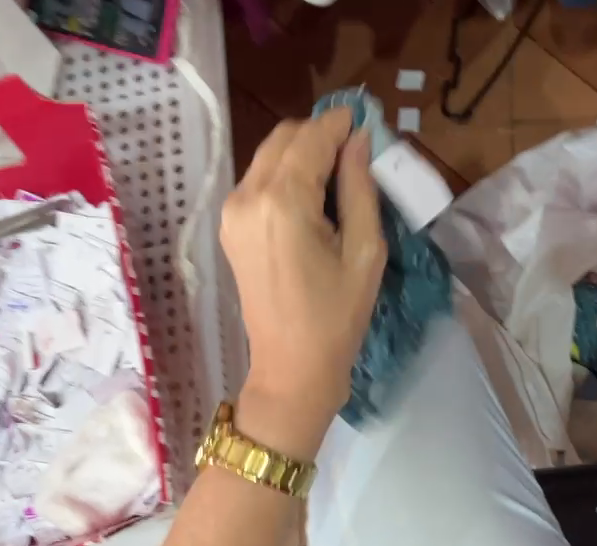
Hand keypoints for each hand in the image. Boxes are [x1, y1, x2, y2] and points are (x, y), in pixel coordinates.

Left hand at [219, 108, 385, 458]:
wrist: (293, 370)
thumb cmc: (337, 319)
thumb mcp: (365, 253)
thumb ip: (361, 189)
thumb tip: (358, 143)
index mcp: (282, 201)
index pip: (313, 137)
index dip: (342, 124)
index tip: (367, 126)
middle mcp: (247, 195)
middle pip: (285, 137)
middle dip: (320, 136)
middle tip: (355, 156)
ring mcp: (232, 211)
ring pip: (269, 157)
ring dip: (302, 156)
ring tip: (336, 183)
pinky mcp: (229, 228)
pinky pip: (258, 182)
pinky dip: (285, 178)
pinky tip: (311, 204)